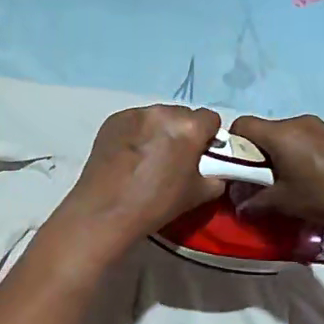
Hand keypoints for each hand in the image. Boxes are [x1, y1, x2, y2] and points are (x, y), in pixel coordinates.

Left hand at [58, 105, 224, 247]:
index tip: (202, 154)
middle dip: (184, 132)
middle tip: (176, 158)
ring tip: (150, 158)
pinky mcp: (113, 120)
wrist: (106, 211)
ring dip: (160, 131)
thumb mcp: (198, 194)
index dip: (209, 137)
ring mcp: (135, 114)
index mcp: (188, 127)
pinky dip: (138, 133)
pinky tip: (130, 156)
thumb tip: (217, 169)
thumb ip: (217, 176)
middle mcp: (162, 112)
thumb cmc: (156, 203)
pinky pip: (135, 122)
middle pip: (183, 115)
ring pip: (158, 117)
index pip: (211, 119)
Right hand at [230, 114, 323, 230]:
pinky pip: (304, 140)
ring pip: (284, 136)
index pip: (241, 125)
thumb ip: (257, 202)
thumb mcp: (286, 202)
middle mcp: (297, 122)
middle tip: (258, 181)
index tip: (235, 168)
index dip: (231, 144)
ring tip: (284, 183)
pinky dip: (296, 155)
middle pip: (263, 131)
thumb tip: (240, 207)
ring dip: (277, 155)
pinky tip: (307, 179)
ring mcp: (319, 126)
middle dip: (255, 154)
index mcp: (280, 133)